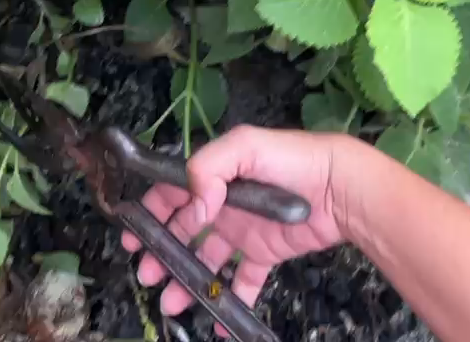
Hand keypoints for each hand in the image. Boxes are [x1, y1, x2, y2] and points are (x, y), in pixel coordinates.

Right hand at [118, 126, 368, 318]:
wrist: (338, 187)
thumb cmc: (289, 160)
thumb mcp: (245, 147)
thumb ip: (210, 168)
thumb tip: (193, 207)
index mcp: (213, 174)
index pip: (170, 191)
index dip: (148, 211)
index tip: (131, 235)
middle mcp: (222, 202)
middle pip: (182, 229)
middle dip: (160, 250)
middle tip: (147, 275)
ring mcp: (242, 230)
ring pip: (205, 259)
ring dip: (186, 279)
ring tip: (172, 303)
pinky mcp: (264, 253)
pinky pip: (242, 281)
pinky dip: (230, 301)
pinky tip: (219, 322)